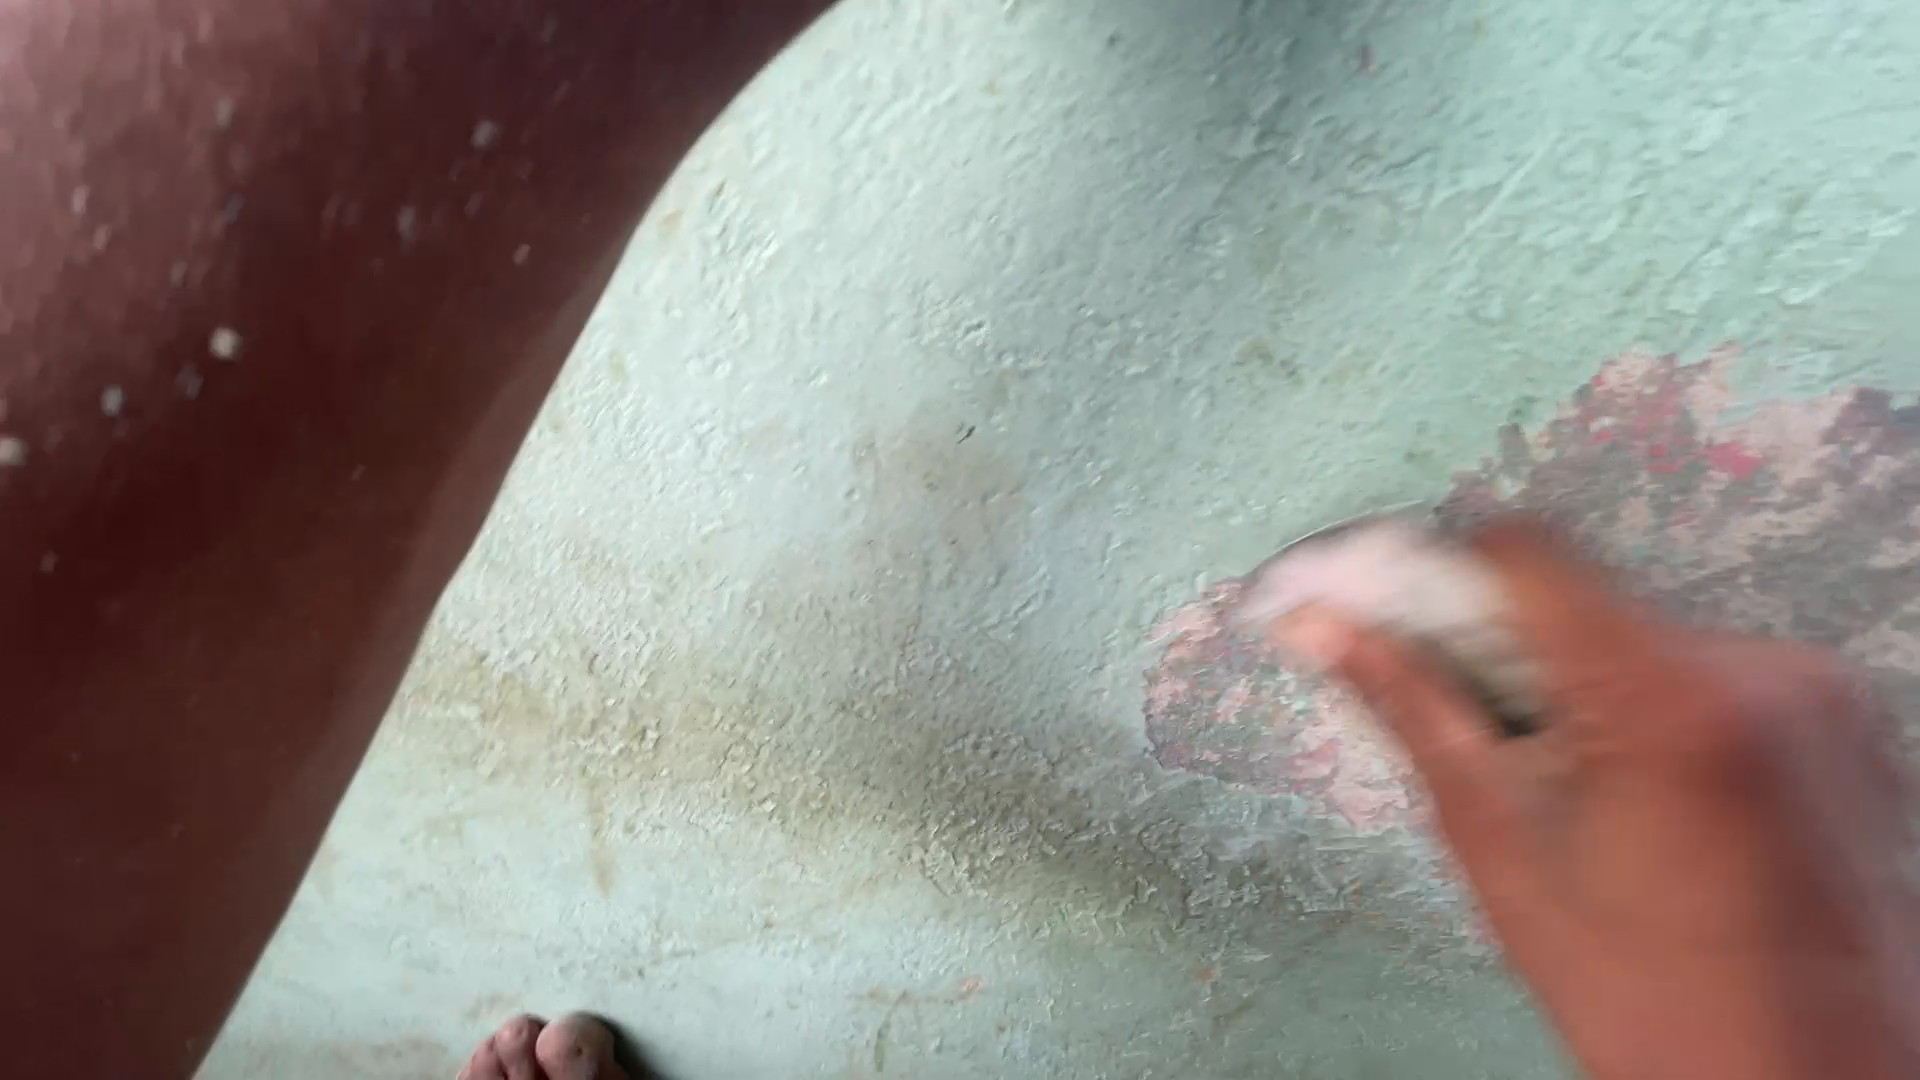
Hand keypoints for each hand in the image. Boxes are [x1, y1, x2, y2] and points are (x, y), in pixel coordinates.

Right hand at [1272, 522, 1919, 1079]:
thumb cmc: (1644, 992)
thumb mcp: (1489, 831)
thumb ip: (1404, 700)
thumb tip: (1319, 627)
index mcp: (1665, 698)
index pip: (1518, 549)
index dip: (1427, 562)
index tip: (1371, 596)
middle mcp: (1760, 671)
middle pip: (1564, 590)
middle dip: (1477, 630)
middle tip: (1431, 691)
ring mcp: (1810, 691)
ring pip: (1614, 622)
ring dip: (1542, 662)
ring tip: (1525, 752)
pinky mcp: (1831, 717)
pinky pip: (1677, 657)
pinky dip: (1607, 685)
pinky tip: (1593, 765)